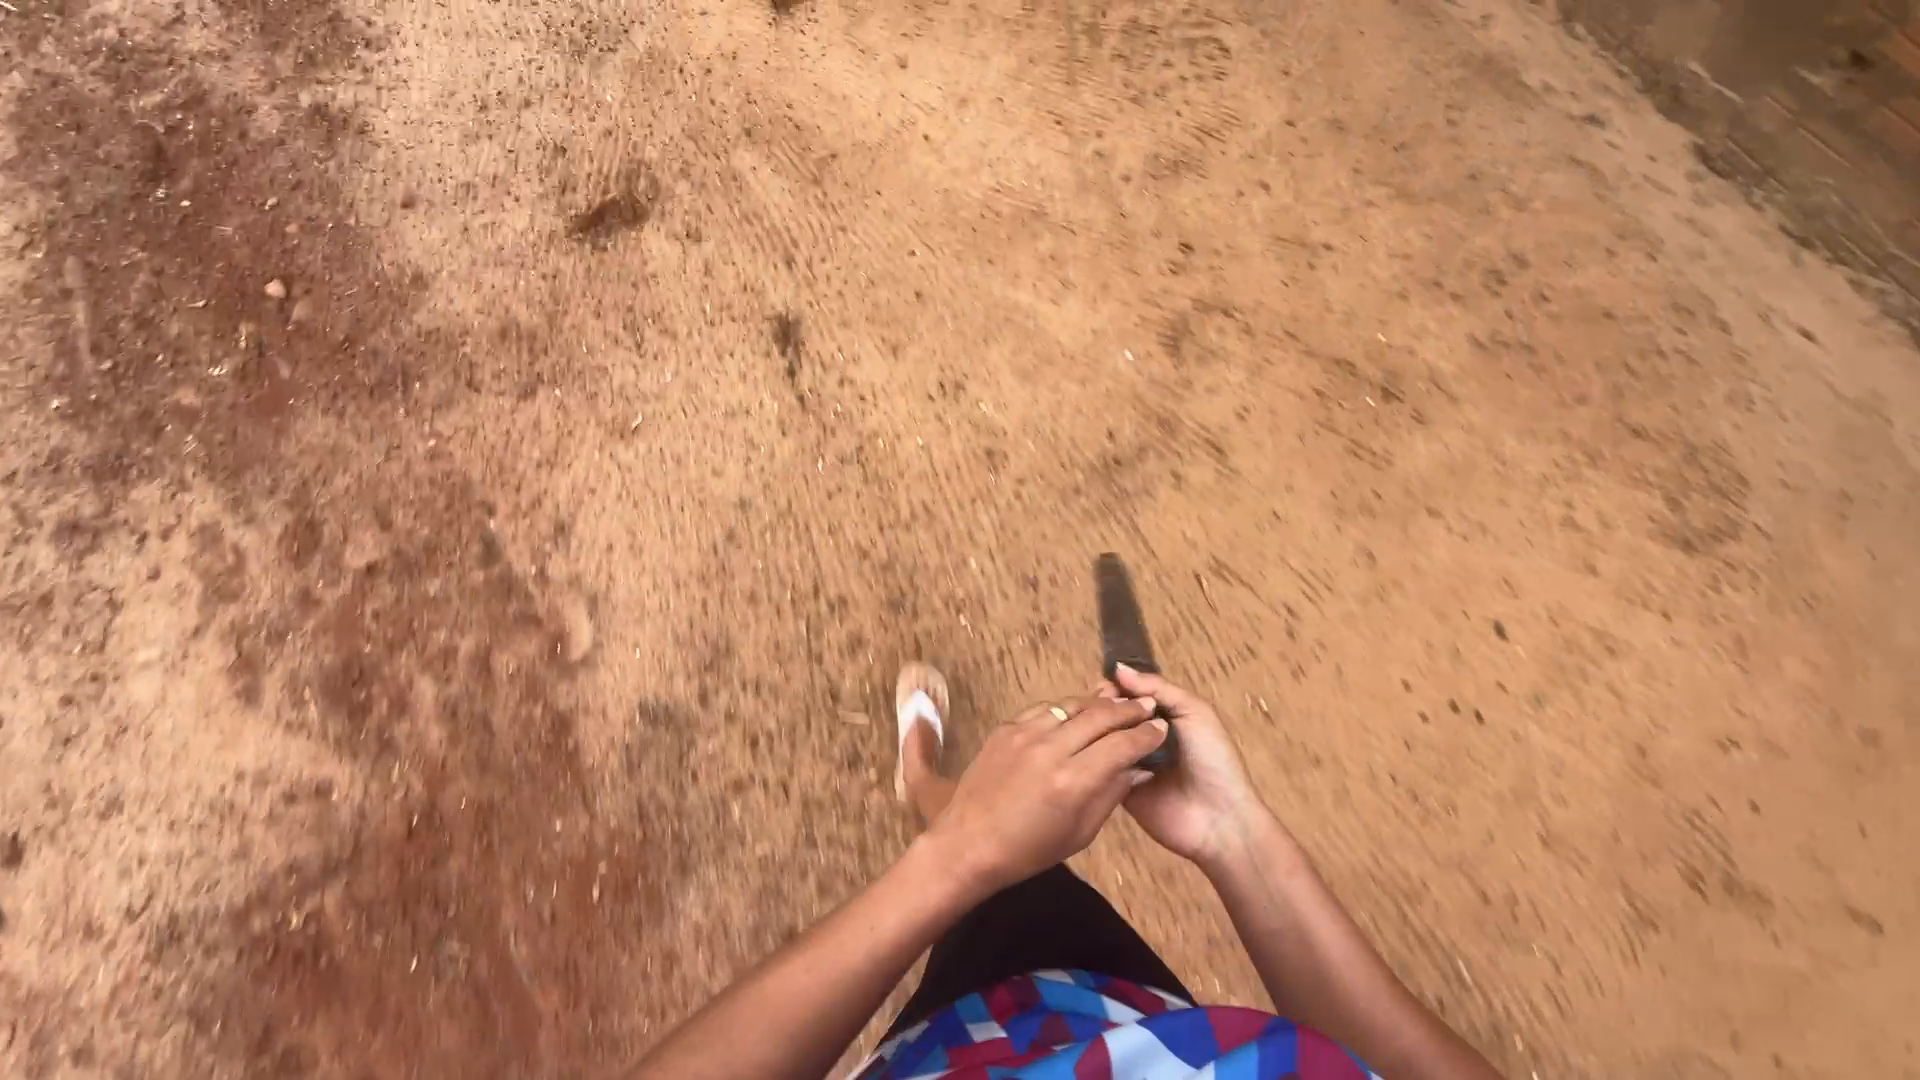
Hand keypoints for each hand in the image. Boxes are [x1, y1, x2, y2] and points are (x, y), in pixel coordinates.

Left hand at [924, 695, 1168, 893]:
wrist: (969, 842)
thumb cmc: (1029, 850)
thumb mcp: (1081, 832)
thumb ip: (1111, 794)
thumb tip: (1138, 766)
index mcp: (1072, 781)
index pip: (1121, 746)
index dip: (1146, 735)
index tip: (1161, 728)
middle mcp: (1050, 750)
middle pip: (1100, 717)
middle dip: (1128, 710)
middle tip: (1147, 705)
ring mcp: (1024, 734)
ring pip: (1071, 706)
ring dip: (1099, 703)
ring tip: (1117, 703)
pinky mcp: (1005, 728)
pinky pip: (1044, 709)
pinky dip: (1065, 710)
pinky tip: (1076, 713)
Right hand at [1099, 665, 1263, 868]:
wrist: (1219, 819)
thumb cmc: (1213, 760)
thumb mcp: (1194, 713)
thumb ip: (1159, 688)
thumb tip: (1118, 668)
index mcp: (1163, 717)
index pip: (1130, 694)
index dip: (1115, 687)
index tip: (1101, 687)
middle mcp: (1143, 736)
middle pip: (1113, 715)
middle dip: (1101, 707)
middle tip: (1089, 708)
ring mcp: (1129, 762)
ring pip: (1103, 739)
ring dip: (1092, 730)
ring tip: (1080, 726)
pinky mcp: (1118, 788)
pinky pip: (1099, 768)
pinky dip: (1091, 758)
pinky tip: (1079, 749)